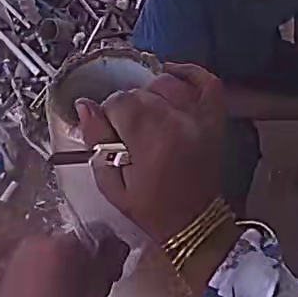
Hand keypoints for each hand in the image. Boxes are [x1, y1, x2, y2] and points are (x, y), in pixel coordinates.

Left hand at [0, 229, 126, 296]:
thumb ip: (106, 268)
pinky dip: (51, 278)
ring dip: (69, 271)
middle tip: (96, 294)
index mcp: (59, 244)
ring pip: (56, 255)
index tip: (114, 276)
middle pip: (73, 243)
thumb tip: (117, 246)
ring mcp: (18, 255)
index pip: (96, 234)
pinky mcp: (8, 271)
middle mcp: (35, 241)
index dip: (110, 254)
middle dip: (88, 262)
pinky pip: (39, 266)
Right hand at [73, 62, 225, 243]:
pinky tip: (170, 73)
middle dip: (125, 107)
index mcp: (150, 140)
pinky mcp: (213, 120)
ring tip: (143, 112)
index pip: (119, 102)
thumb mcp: (111, 184)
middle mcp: (177, 123)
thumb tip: (84, 106)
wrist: (193, 223)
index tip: (109, 133)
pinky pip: (207, 84)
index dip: (107, 115)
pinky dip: (190, 73)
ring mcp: (198, 119)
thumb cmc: (150, 208)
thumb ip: (96, 141)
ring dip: (149, 92)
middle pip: (140, 92)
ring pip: (166, 84)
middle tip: (124, 131)